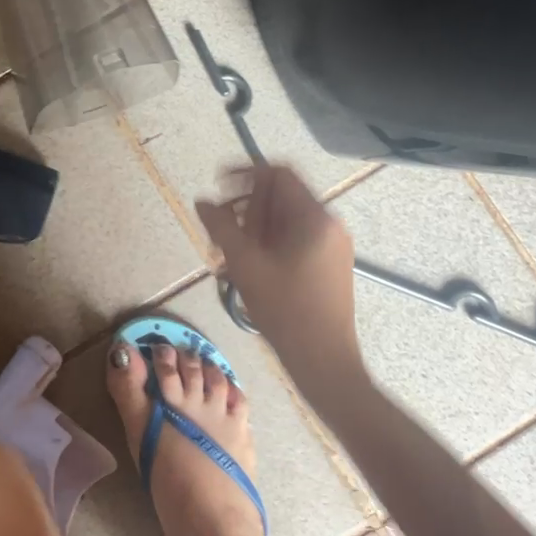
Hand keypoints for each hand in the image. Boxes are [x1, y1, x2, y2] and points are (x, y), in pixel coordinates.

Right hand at [197, 166, 364, 396]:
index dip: (244, 174)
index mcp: (314, 218)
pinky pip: (294, 239)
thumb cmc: (285, 309)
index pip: (278, 174)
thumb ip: (221, 225)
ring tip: (228, 253)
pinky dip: (268, 243)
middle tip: (219, 231)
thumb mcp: (245, 263)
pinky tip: (247, 267)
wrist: (324, 361)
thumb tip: (203, 201)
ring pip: (284, 220)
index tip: (218, 189)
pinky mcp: (329, 265)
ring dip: (253, 228)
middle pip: (280, 197)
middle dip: (244, 208)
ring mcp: (332, 246)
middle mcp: (329, 225)